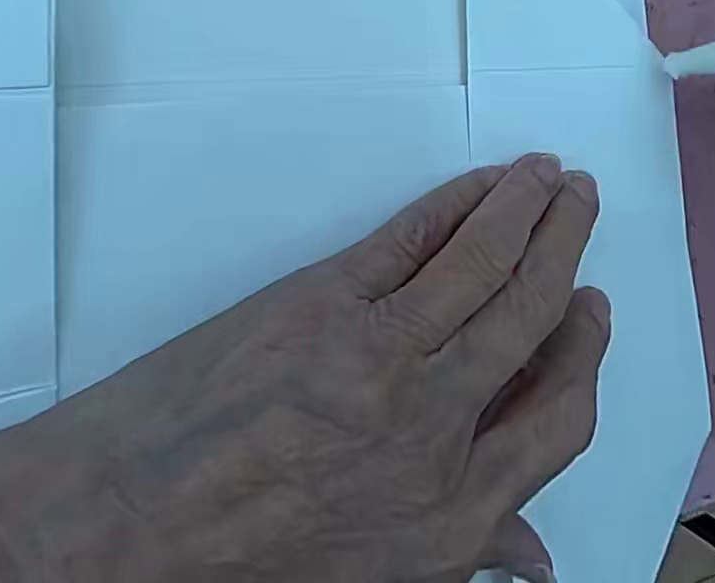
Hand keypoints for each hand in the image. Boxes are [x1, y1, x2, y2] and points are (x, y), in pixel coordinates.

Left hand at [5, 155, 609, 582]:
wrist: (123, 529)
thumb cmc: (246, 560)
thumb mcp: (373, 575)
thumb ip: (468, 551)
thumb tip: (537, 554)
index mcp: (455, 514)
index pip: (562, 414)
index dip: (585, 349)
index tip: (591, 302)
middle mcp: (436, 428)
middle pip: (531, 315)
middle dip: (567, 246)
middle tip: (583, 201)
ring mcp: (384, 355)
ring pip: (484, 263)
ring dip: (526, 206)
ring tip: (551, 173)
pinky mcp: (329, 300)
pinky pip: (416, 237)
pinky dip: (459, 201)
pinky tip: (483, 181)